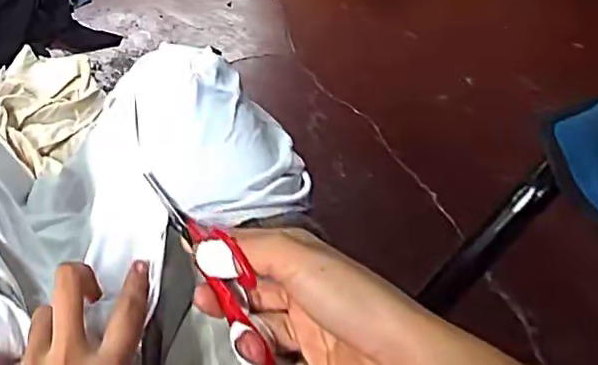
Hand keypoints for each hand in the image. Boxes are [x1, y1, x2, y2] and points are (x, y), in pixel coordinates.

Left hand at [23, 260, 150, 364]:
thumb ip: (124, 358)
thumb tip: (131, 342)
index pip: (127, 314)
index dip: (135, 285)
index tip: (139, 267)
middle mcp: (69, 355)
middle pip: (68, 284)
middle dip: (79, 275)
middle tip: (90, 286)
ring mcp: (36, 361)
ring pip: (42, 312)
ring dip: (54, 315)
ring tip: (64, 328)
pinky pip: (25, 342)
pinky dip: (36, 343)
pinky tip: (43, 352)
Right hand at [190, 228, 519, 364]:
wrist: (403, 362)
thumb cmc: (364, 304)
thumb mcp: (298, 258)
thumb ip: (251, 249)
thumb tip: (211, 245)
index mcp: (297, 254)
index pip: (247, 245)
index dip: (219, 250)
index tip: (195, 256)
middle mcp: (299, 287)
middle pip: (247, 287)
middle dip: (223, 291)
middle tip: (207, 297)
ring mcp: (305, 328)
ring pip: (255, 325)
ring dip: (241, 328)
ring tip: (243, 333)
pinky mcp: (310, 361)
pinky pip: (268, 353)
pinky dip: (257, 352)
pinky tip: (258, 351)